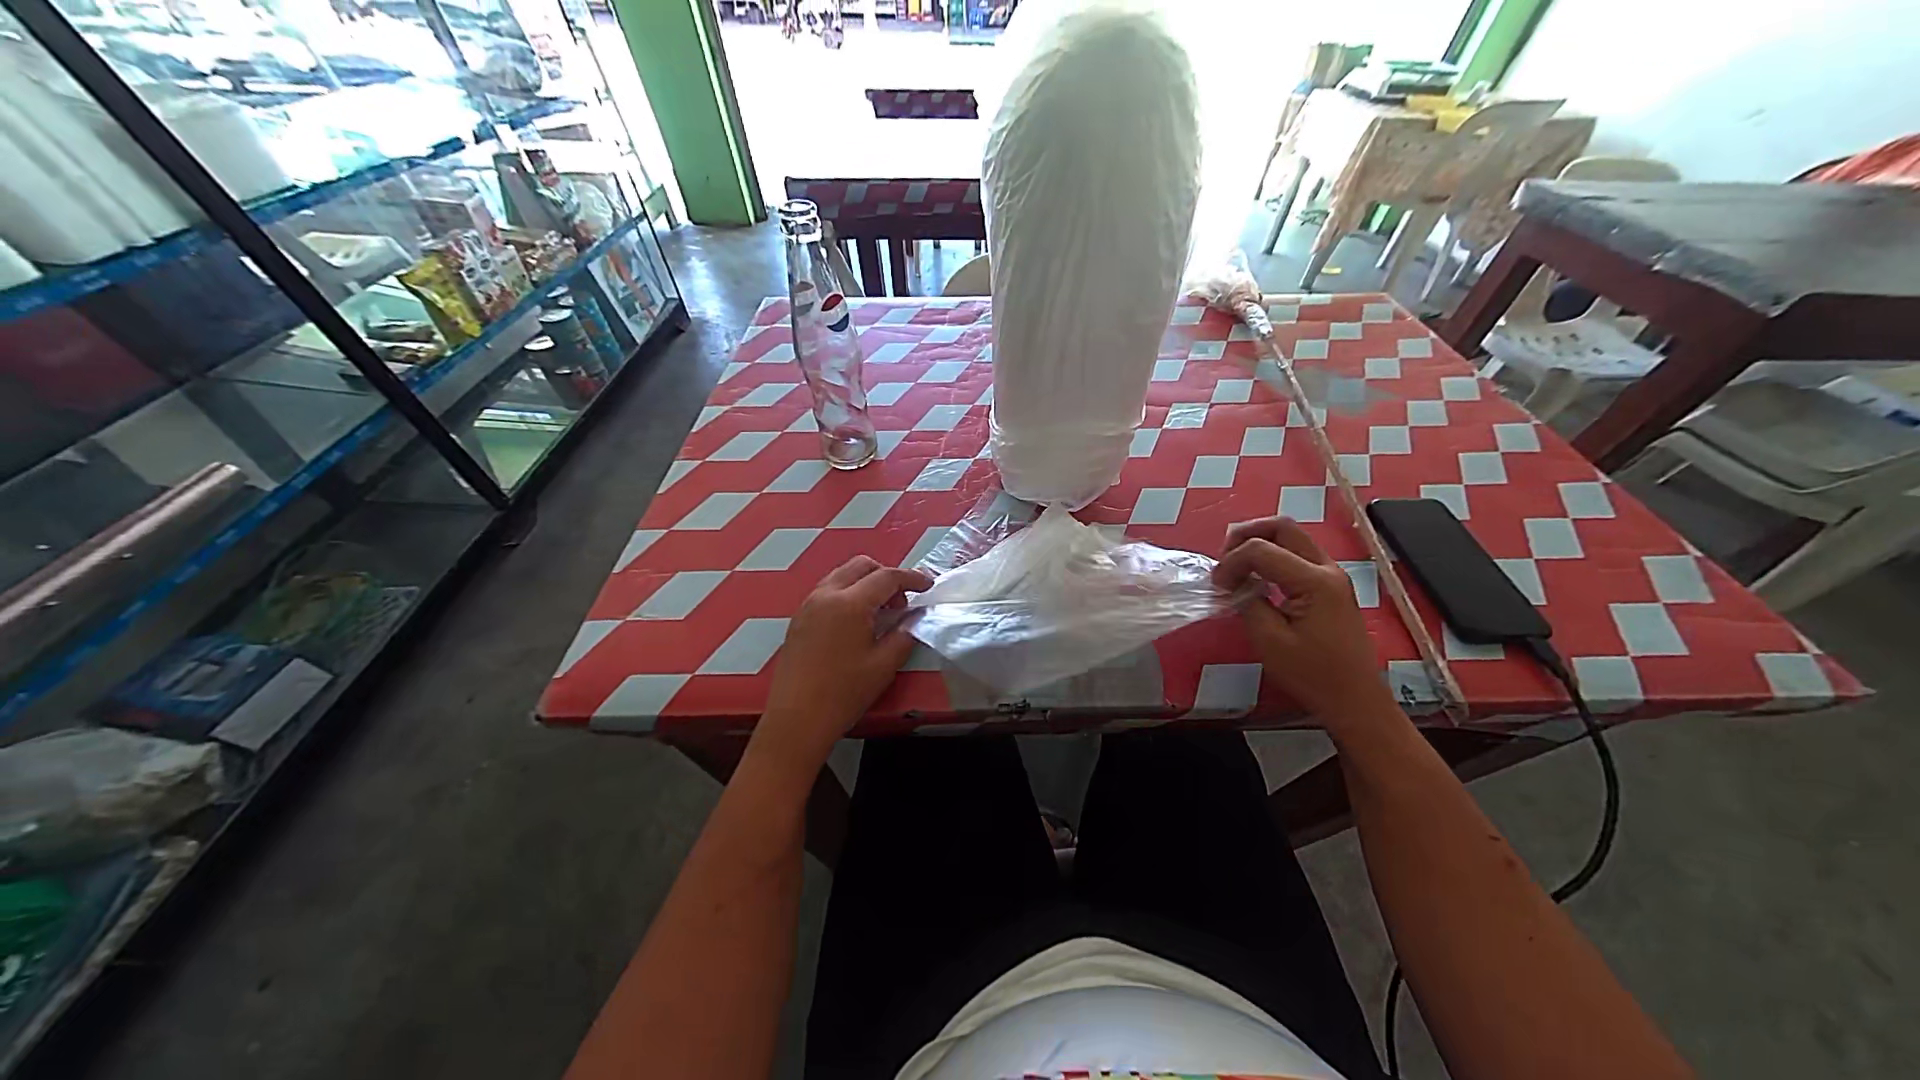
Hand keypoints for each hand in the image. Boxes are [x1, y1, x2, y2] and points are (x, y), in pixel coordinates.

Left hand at [756, 556, 933, 768]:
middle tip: (901, 603)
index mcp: (849, 603)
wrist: (797, 719)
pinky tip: (857, 623)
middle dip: (887, 575)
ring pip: (842, 575)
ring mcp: (808, 605)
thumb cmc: (844, 693)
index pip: (887, 577)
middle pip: (861, 566)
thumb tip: (913, 617)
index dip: (912, 578)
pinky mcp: (799, 619)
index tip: (928, 586)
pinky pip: (828, 591)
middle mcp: (825, 595)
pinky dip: (848, 594)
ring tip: (880, 613)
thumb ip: (904, 635)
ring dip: (866, 583)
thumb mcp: (884, 665)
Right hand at [1213, 517, 1396, 723]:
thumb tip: (1233, 583)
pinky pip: (1297, 555)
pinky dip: (1271, 557)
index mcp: (1315, 581)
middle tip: (1223, 560)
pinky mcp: (1330, 585)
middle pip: (1282, 527)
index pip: (1262, 550)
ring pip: (1291, 537)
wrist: (1354, 699)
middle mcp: (1328, 568)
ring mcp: (1332, 575)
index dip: (1231, 562)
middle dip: (1245, 535)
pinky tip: (1255, 578)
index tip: (1216, 586)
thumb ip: (1247, 602)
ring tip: (1235, 568)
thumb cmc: (1312, 674)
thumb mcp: (1269, 640)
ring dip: (1258, 544)